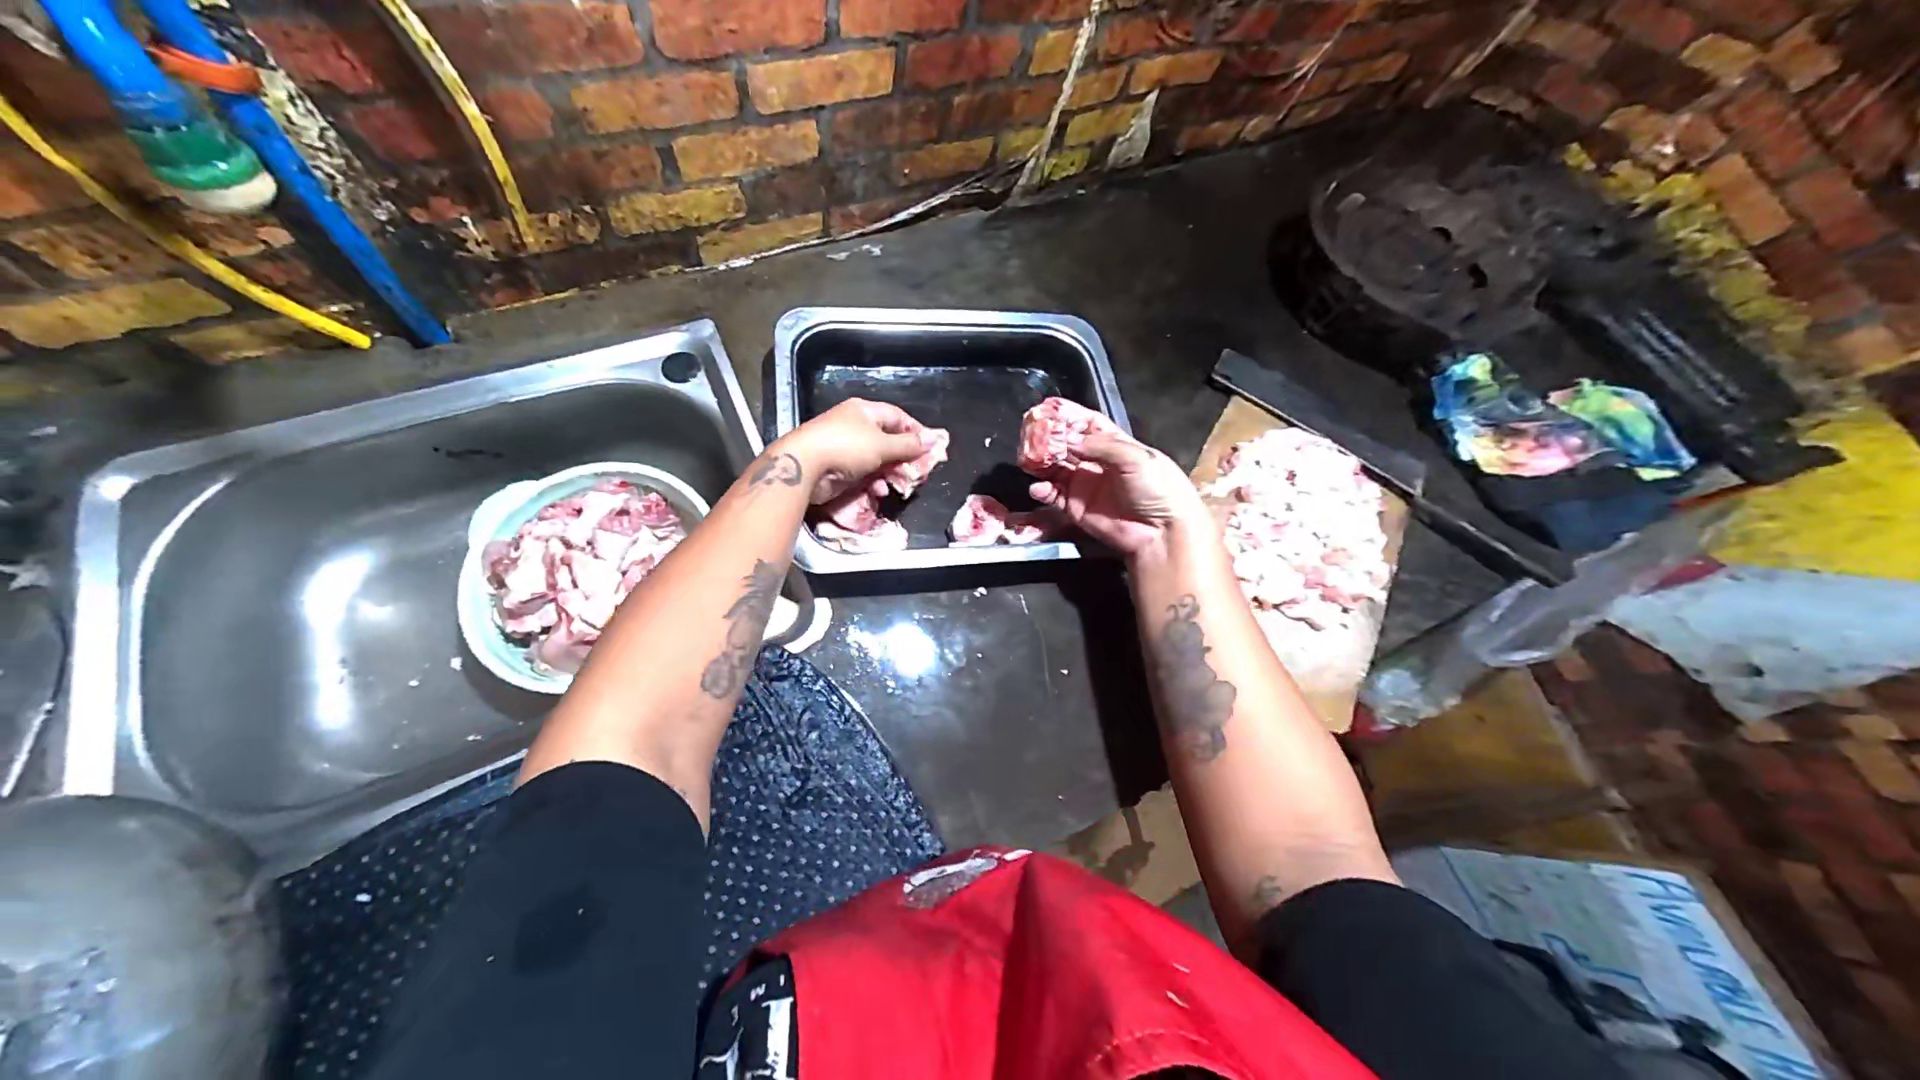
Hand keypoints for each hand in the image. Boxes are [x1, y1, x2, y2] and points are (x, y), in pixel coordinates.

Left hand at [772, 398, 938, 503]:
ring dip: (890, 473)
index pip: (898, 417)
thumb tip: (934, 439)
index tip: (930, 447)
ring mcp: (846, 448)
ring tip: (900, 484)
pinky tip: (879, 491)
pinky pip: (864, 474)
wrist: (805, 467)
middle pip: (888, 440)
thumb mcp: (883, 445)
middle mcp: (855, 427)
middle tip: (918, 471)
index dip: (915, 431)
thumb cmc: (846, 447)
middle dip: (904, 457)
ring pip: (877, 460)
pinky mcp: (839, 468)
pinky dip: (874, 482)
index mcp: (865, 411)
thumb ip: (909, 445)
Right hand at [1028, 430, 1210, 559]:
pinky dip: (1042, 490)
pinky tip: (1039, 487)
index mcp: (1115, 445)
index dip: (1068, 415)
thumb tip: (1069, 439)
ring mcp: (1084, 485)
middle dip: (1048, 438)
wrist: (1161, 532)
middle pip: (1066, 444)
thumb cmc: (1159, 489)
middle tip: (1032, 433)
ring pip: (1054, 468)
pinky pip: (1053, 496)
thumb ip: (1101, 446)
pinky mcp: (1076, 508)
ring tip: (1029, 458)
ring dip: (1041, 462)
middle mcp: (1096, 463)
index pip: (1087, 425)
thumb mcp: (1136, 458)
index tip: (1049, 408)